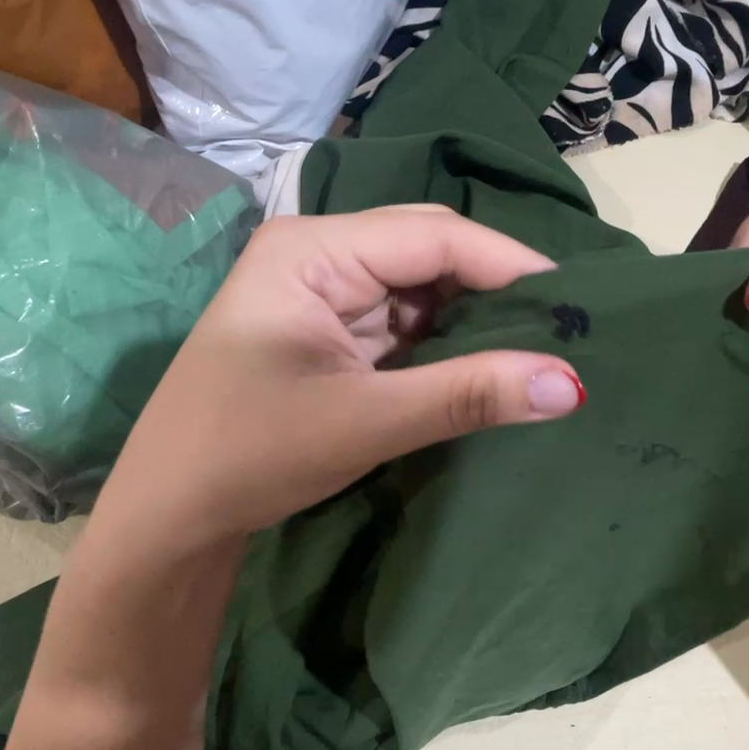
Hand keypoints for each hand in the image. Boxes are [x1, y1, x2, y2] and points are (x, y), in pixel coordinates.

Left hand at [104, 206, 585, 542]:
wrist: (170, 513)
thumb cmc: (250, 453)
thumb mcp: (366, 421)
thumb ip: (468, 395)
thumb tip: (571, 383)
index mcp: (312, 249)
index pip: (433, 235)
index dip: (509, 265)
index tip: (578, 306)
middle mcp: (317, 255)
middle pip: (427, 252)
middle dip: (492, 290)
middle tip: (561, 331)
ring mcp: (320, 295)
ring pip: (418, 291)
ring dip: (471, 321)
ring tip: (534, 350)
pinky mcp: (326, 335)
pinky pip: (400, 325)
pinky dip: (441, 346)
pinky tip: (481, 367)